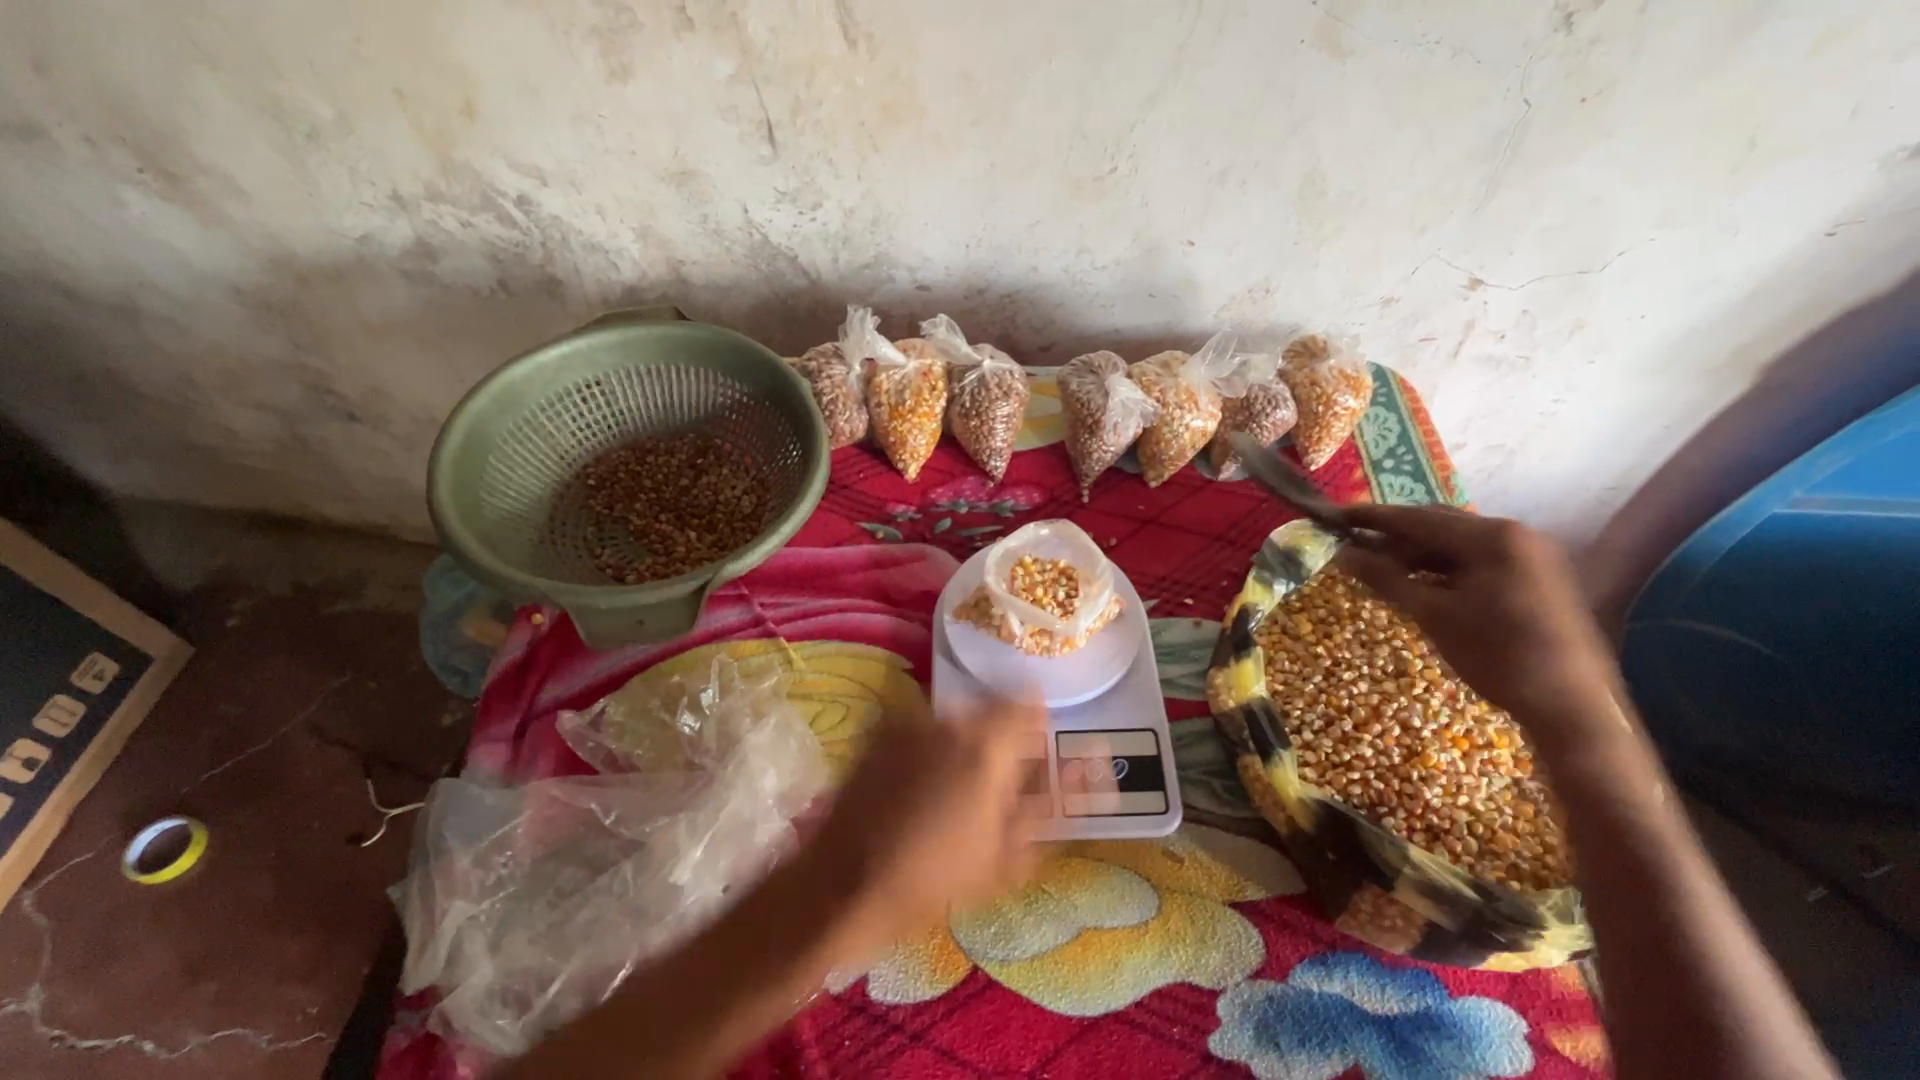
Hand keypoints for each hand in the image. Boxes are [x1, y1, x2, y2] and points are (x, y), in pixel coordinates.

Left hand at [805, 695, 1045, 952]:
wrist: (846, 884)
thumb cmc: (935, 879)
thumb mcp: (1008, 856)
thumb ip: (1047, 806)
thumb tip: (1077, 774)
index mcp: (990, 743)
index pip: (1032, 705)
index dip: (1038, 731)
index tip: (1036, 761)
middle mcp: (950, 718)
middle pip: (992, 709)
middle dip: (1000, 738)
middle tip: (996, 784)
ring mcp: (907, 721)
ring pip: (954, 719)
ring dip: (962, 742)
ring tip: (953, 789)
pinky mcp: (876, 733)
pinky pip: (918, 728)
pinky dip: (928, 746)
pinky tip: (918, 786)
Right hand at [1336, 505, 1621, 751]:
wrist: (1573, 706)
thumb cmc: (1499, 658)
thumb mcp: (1434, 616)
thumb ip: (1386, 579)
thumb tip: (1344, 555)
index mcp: (1492, 537)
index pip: (1418, 519)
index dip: (1373, 518)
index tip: (1336, 516)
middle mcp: (1516, 534)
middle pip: (1441, 526)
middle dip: (1396, 536)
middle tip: (1355, 547)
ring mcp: (1532, 555)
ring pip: (1461, 544)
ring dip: (1420, 554)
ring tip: (1383, 571)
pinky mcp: (1539, 577)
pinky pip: (1481, 561)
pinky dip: (1447, 569)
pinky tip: (1422, 586)